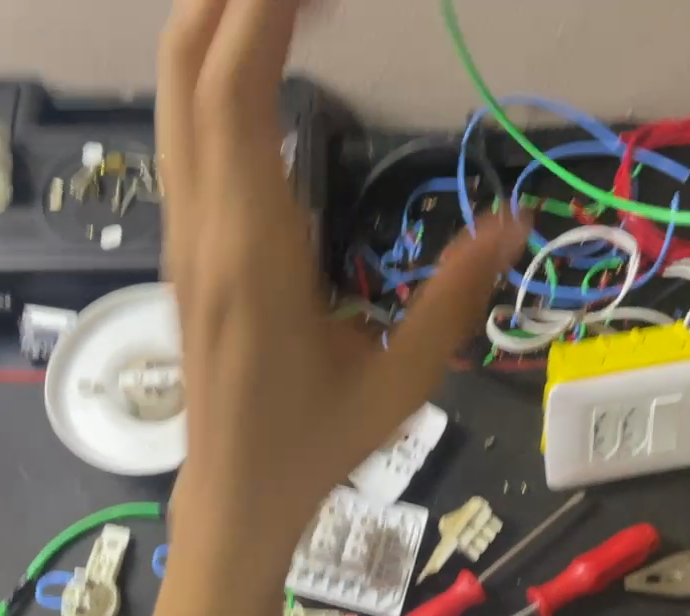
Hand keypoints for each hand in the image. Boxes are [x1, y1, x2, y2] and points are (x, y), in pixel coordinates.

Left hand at [156, 0, 527, 569]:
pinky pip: (186, 136)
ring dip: (219, 28)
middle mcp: (204, 227)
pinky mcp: (185, 249)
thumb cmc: (315, 446)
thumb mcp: (402, 382)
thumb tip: (513, 222)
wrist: (235, 492)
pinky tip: (263, 73)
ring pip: (176, 97)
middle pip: (188, 68)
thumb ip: (454, 298)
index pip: (237, 91)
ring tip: (290, 4)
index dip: (267, 8)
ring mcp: (184, 235)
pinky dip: (215, 77)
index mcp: (255, 253)